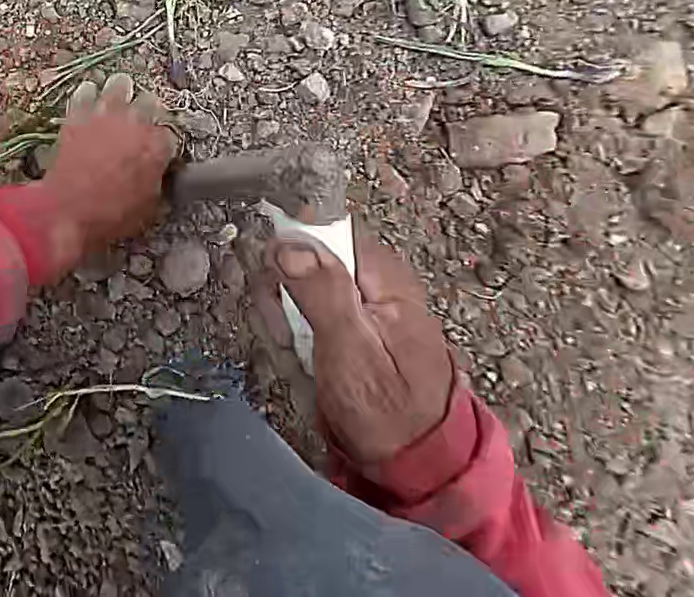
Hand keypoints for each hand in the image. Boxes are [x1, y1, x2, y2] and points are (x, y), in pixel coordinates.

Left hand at [41, 73, 177, 271]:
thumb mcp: (148, 208)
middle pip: (149, 101)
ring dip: (122, 90)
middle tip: (143, 118)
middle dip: (149, 109)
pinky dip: (89, 93)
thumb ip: (157, 184)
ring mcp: (105, 116)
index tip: (160, 149)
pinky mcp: (77, 117)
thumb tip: (157, 180)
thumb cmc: (111, 215)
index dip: (164, 141)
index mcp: (158, 146)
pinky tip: (90, 93)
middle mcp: (136, 123)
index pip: (170, 133)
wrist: (66, 213)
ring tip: (121, 91)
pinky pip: (85, 94)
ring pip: (119, 86)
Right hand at [258, 224, 453, 464]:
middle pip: (306, 257)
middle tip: (288, 337)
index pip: (324, 228)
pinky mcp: (349, 321)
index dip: (291, 251)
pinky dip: (297, 335)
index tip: (278, 289)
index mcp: (382, 273)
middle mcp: (372, 277)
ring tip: (299, 358)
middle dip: (285, 296)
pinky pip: (307, 311)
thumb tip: (289, 245)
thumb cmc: (389, 413)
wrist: (415, 464)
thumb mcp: (352, 353)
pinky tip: (304, 362)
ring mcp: (360, 300)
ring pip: (299, 286)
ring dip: (287, 321)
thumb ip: (322, 293)